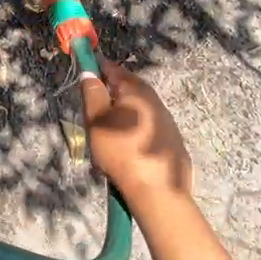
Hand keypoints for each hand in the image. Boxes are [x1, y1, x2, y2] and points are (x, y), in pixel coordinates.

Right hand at [81, 58, 192, 209]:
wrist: (157, 192)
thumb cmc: (120, 150)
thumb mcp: (96, 120)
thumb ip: (91, 93)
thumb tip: (89, 72)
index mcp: (137, 92)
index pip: (115, 69)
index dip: (98, 68)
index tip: (85, 74)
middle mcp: (156, 102)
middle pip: (130, 89)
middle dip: (112, 93)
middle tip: (95, 107)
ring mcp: (169, 123)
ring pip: (141, 110)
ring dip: (126, 113)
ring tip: (110, 131)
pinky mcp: (174, 143)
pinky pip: (151, 128)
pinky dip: (138, 130)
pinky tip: (129, 147)